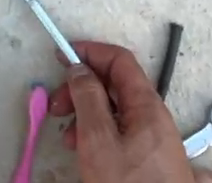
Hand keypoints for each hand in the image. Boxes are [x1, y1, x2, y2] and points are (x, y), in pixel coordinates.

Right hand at [47, 42, 195, 182]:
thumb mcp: (98, 138)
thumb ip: (86, 96)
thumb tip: (79, 68)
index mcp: (147, 106)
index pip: (120, 60)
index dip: (90, 52)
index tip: (62, 58)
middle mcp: (155, 118)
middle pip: (115, 84)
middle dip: (82, 87)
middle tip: (57, 104)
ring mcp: (154, 140)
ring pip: (115, 109)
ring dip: (86, 112)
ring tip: (68, 135)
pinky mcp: (150, 159)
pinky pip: (121, 131)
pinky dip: (98, 131)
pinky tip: (84, 149)